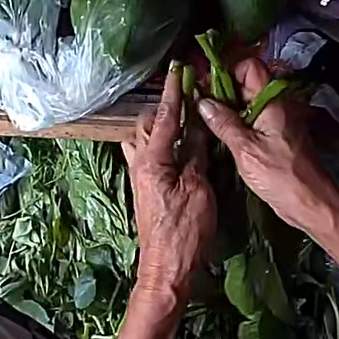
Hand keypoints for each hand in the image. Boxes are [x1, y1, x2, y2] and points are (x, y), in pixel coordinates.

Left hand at [122, 70, 214, 310]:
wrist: (167, 268)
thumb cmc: (185, 231)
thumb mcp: (199, 189)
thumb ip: (197, 153)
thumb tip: (199, 126)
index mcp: (152, 159)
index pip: (165, 117)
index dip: (174, 92)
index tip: (178, 70)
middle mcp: (139, 163)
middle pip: (146, 123)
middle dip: (164, 107)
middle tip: (188, 97)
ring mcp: (139, 176)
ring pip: (143, 138)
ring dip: (160, 125)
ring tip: (184, 119)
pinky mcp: (145, 187)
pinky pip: (148, 154)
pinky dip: (162, 142)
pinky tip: (179, 145)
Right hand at [195, 58, 338, 237]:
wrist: (311, 202)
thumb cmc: (283, 177)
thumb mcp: (245, 149)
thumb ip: (223, 123)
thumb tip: (203, 103)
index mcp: (273, 101)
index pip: (250, 66)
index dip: (228, 70)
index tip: (206, 83)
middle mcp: (277, 105)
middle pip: (247, 83)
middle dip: (222, 90)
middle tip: (199, 103)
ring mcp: (277, 121)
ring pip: (248, 103)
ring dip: (227, 108)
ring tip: (205, 119)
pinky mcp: (276, 136)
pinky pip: (253, 120)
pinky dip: (237, 122)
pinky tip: (220, 133)